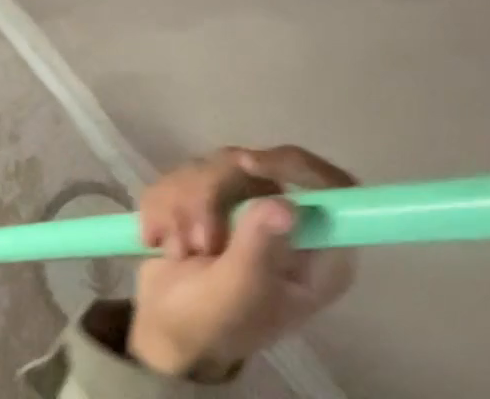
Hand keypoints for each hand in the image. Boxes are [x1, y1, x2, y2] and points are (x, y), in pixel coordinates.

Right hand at [125, 146, 357, 378]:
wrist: (164, 325)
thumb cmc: (212, 323)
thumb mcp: (237, 295)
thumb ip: (258, 251)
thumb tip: (285, 205)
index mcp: (316, 250)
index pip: (331, 187)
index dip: (293, 164)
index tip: (244, 164)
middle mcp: (285, 220)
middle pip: (250, 166)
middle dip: (206, 197)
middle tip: (195, 242)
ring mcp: (244, 206)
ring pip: (207, 166)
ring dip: (178, 207)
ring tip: (174, 250)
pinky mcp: (206, 199)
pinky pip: (177, 174)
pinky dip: (159, 205)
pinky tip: (157, 239)